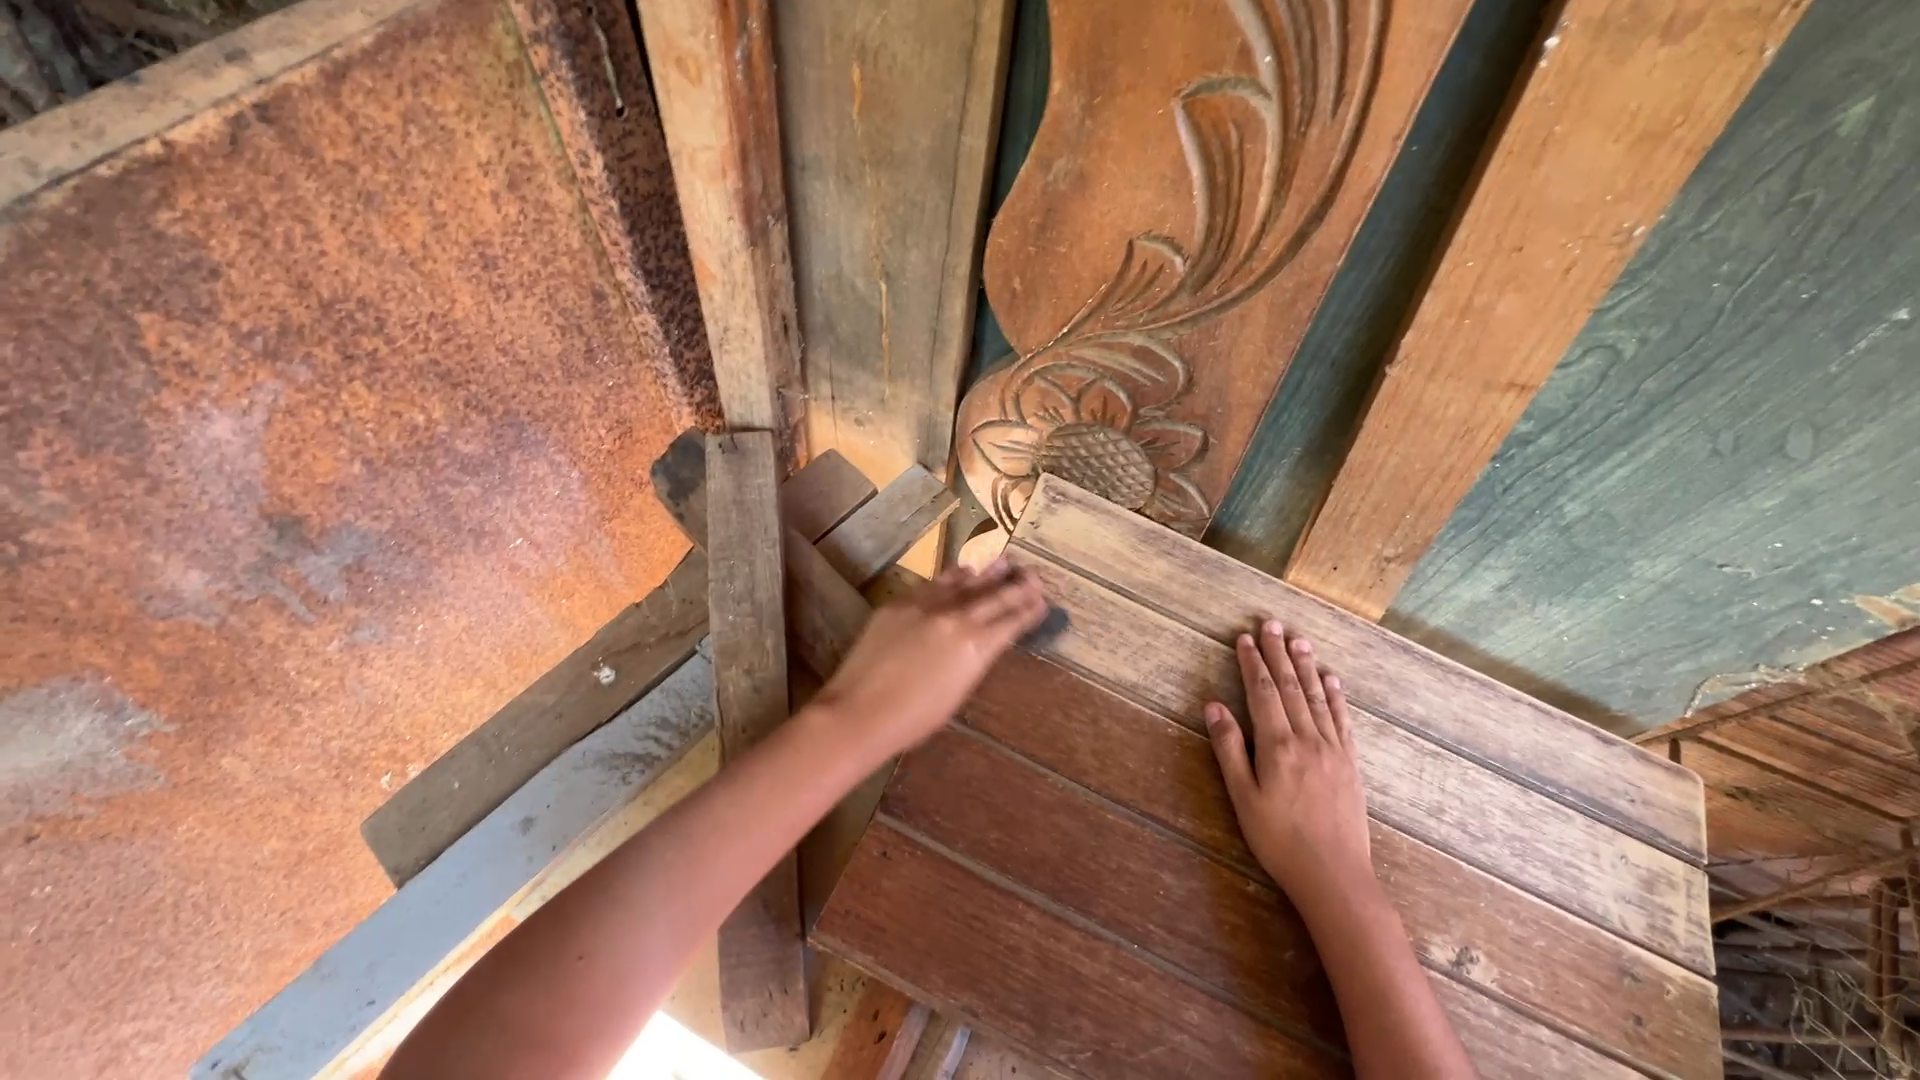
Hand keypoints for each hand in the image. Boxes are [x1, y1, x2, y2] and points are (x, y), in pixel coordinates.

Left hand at [813, 560, 1048, 755]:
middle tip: (1033, 575)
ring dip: (986, 573)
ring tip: (1004, 562)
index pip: (1010, 622)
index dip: (1028, 610)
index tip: (1041, 600)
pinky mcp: (899, 603)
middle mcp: (956, 619)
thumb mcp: (957, 691)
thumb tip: (982, 641)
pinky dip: (952, 578)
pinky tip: (961, 572)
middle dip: (1016, 586)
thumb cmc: (914, 719)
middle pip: (993, 597)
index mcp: (976, 646)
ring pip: (963, 583)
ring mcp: (925, 606)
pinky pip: (933, 585)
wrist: (861, 710)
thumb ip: (973, 659)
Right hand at [1204, 621, 1374, 910]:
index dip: (1253, 663)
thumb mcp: (1242, 797)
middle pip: (1290, 686)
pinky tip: (1331, 679)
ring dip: (1306, 666)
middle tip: (1271, 624)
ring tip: (1298, 639)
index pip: (1262, 692)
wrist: (1335, 876)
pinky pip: (1342, 719)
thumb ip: (1229, 748)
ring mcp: (1334, 749)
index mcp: (1278, 745)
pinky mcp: (1350, 763)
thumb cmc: (1278, 840)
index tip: (1245, 638)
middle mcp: (1308, 738)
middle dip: (1279, 653)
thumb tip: (1213, 706)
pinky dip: (1335, 695)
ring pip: (1317, 697)